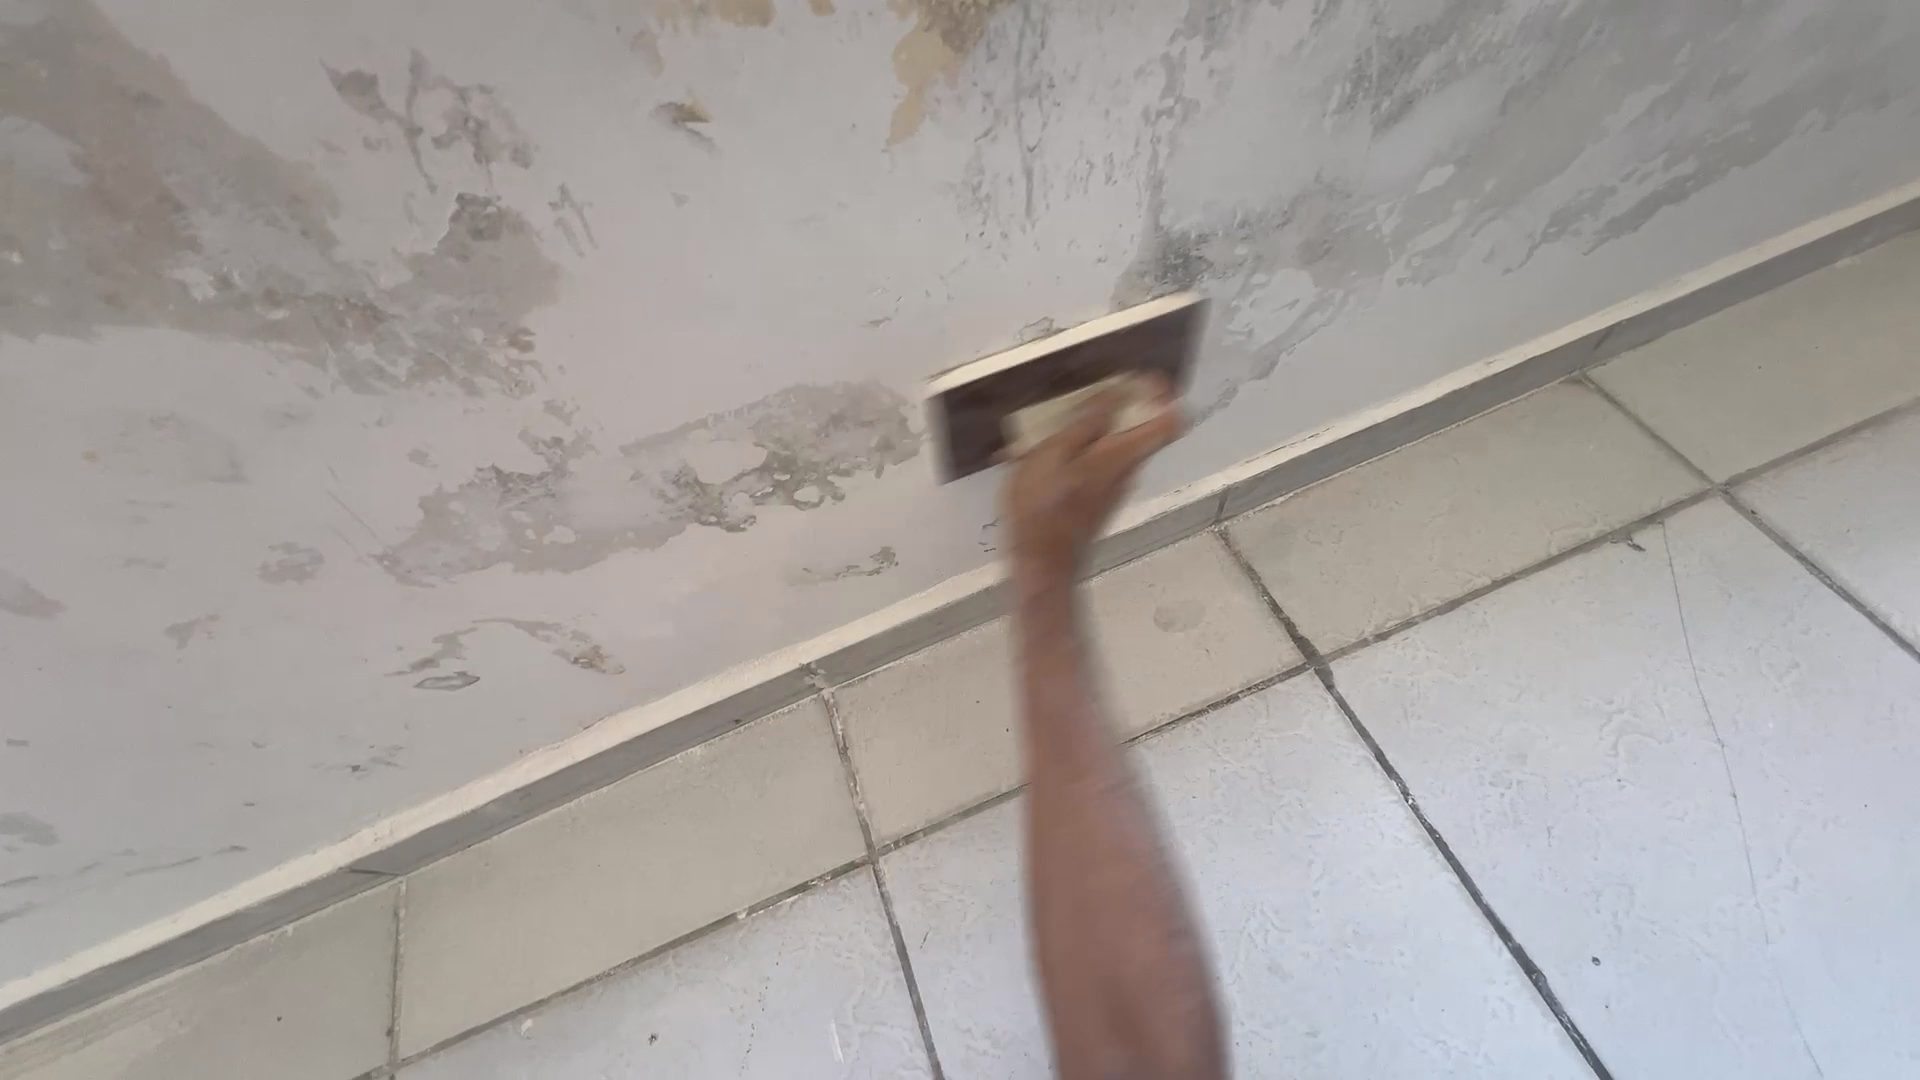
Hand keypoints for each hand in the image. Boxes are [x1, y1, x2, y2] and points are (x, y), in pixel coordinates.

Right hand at [1002, 374, 1183, 587]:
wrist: (1039, 563)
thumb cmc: (1043, 506)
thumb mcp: (1055, 453)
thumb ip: (1087, 423)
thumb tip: (1118, 392)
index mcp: (1122, 455)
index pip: (1169, 422)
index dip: (1162, 395)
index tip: (1139, 379)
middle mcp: (1126, 471)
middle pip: (1139, 431)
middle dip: (1115, 407)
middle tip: (1080, 397)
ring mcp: (1112, 489)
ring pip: (1112, 447)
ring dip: (1086, 431)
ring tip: (1045, 429)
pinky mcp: (1095, 501)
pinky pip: (1094, 465)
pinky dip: (1073, 454)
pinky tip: (1035, 458)